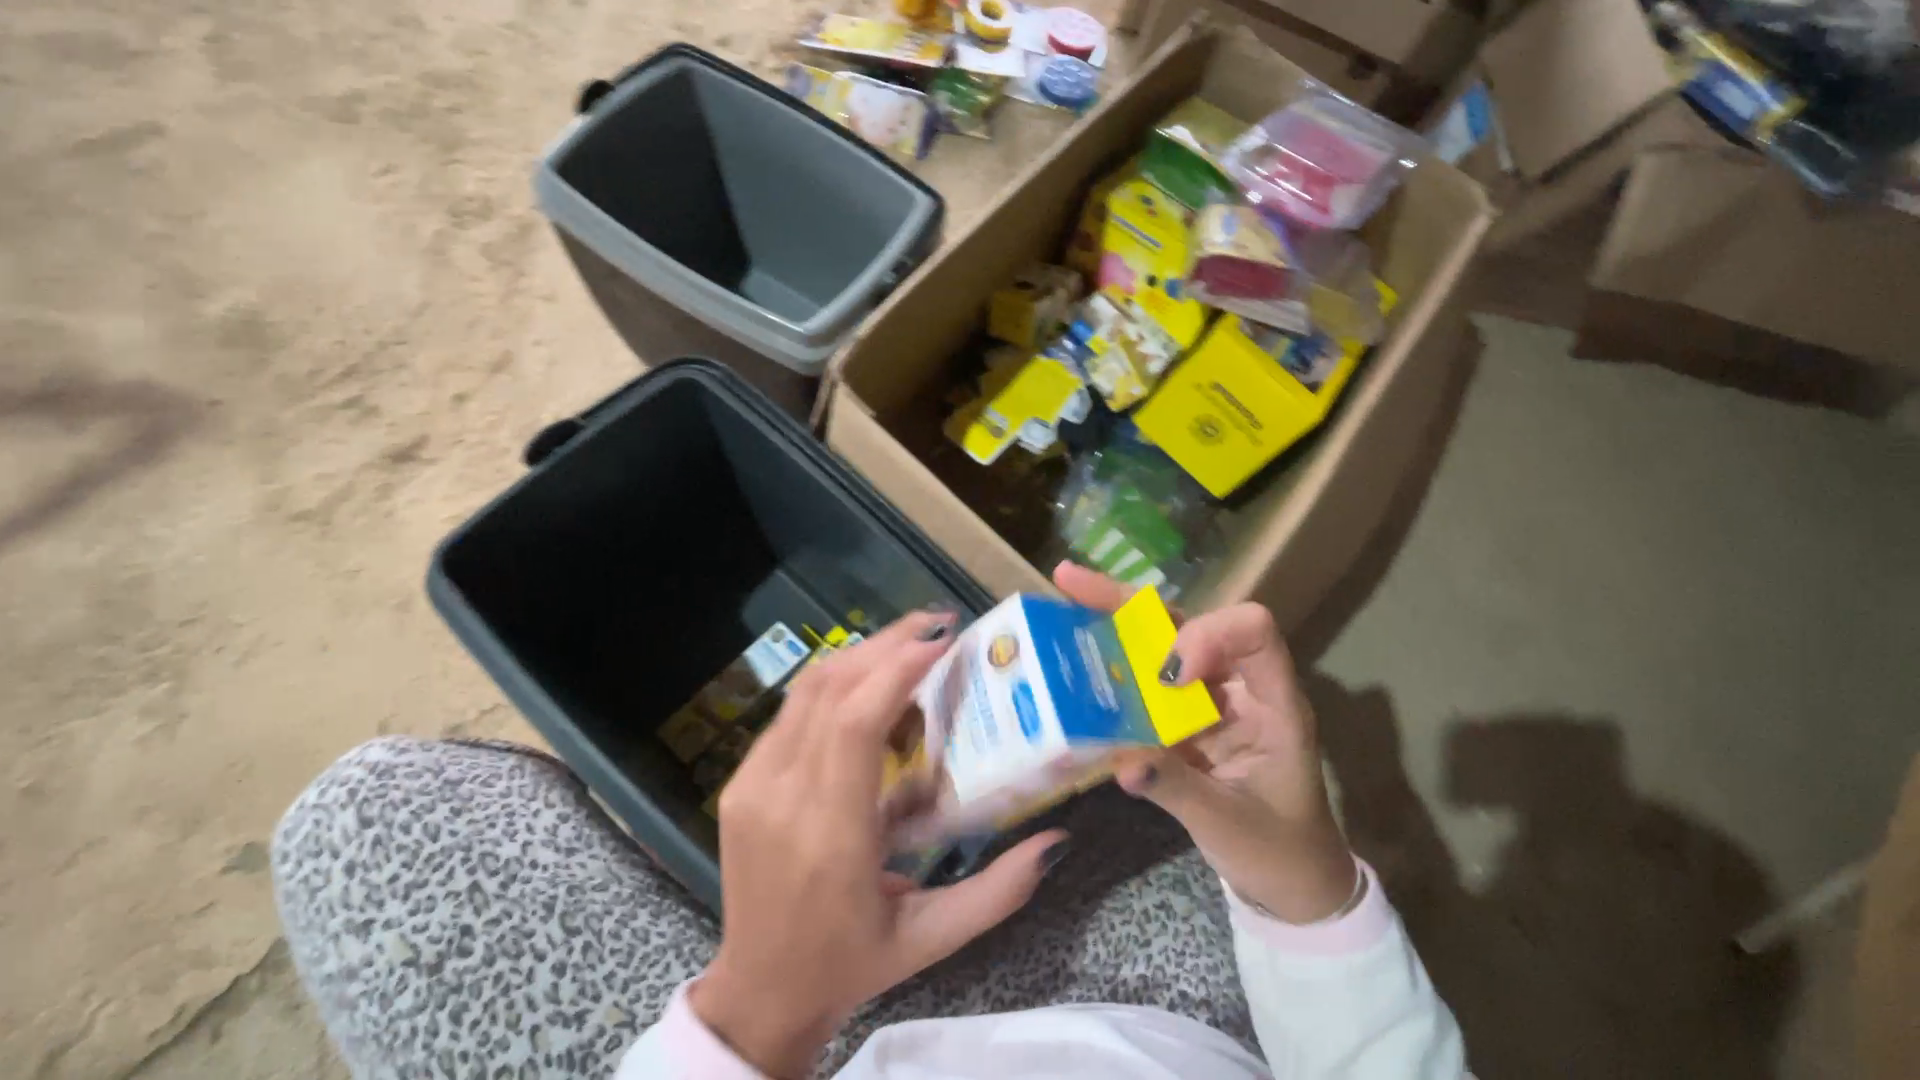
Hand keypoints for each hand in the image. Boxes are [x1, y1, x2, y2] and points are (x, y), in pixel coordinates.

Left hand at [690, 610, 1067, 1077]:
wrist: (759, 990)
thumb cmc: (853, 962)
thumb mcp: (933, 938)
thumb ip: (998, 892)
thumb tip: (1056, 840)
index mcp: (830, 837)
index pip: (854, 723)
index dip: (896, 669)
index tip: (944, 641)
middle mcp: (781, 799)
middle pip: (829, 689)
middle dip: (886, 646)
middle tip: (938, 627)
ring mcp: (751, 786)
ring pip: (805, 692)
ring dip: (860, 659)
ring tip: (911, 649)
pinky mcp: (739, 784)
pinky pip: (790, 715)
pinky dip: (835, 689)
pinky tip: (871, 692)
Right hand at [1053, 562, 1357, 922]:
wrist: (1289, 882)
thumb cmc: (1278, 850)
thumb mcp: (1228, 823)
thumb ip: (1177, 788)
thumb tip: (1123, 764)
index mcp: (1274, 702)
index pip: (1254, 632)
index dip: (1208, 636)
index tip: (1168, 675)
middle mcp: (1238, 687)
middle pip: (1191, 623)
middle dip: (1133, 604)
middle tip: (1073, 582)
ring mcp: (1207, 701)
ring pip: (1162, 645)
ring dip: (1114, 625)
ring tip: (1061, 602)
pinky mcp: (1181, 721)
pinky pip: (1144, 685)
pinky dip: (1111, 671)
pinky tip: (1071, 659)